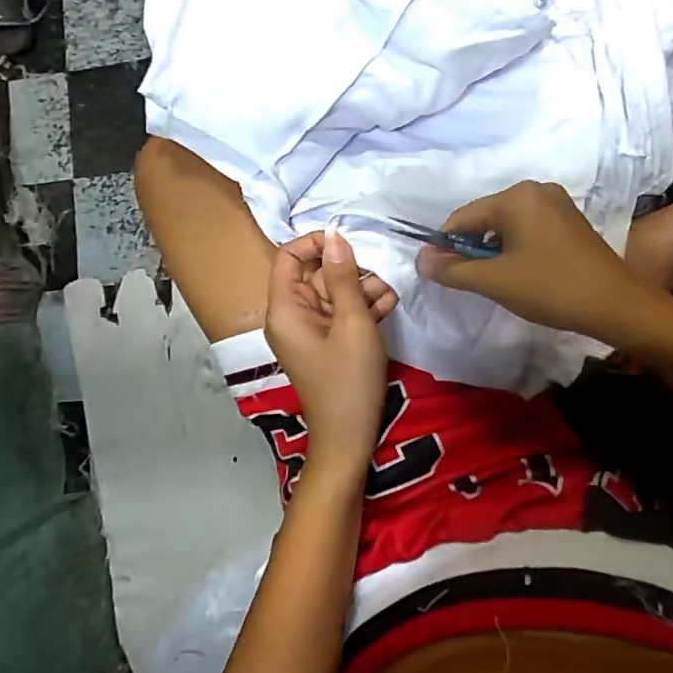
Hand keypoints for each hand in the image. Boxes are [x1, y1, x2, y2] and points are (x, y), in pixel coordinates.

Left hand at [265, 230, 391, 473]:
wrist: (349, 438)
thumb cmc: (348, 380)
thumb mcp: (352, 323)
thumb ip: (344, 277)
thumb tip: (334, 235)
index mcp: (285, 308)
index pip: (289, 256)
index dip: (316, 244)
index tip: (349, 244)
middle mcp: (293, 314)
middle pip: (318, 272)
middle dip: (352, 272)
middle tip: (378, 284)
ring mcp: (311, 328)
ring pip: (336, 290)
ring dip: (364, 290)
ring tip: (387, 301)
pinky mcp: (329, 340)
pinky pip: (342, 311)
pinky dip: (363, 308)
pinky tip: (386, 312)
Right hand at [417, 181, 662, 343]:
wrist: (616, 305)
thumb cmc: (550, 287)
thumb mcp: (494, 281)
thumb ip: (452, 269)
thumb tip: (421, 259)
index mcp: (516, 196)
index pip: (462, 218)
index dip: (446, 247)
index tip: (443, 275)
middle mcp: (536, 190)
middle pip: (485, 219)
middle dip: (473, 250)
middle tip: (476, 283)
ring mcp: (557, 204)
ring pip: (507, 226)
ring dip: (495, 252)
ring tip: (500, 282)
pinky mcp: (570, 221)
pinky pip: (529, 230)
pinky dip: (517, 249)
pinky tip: (523, 274)